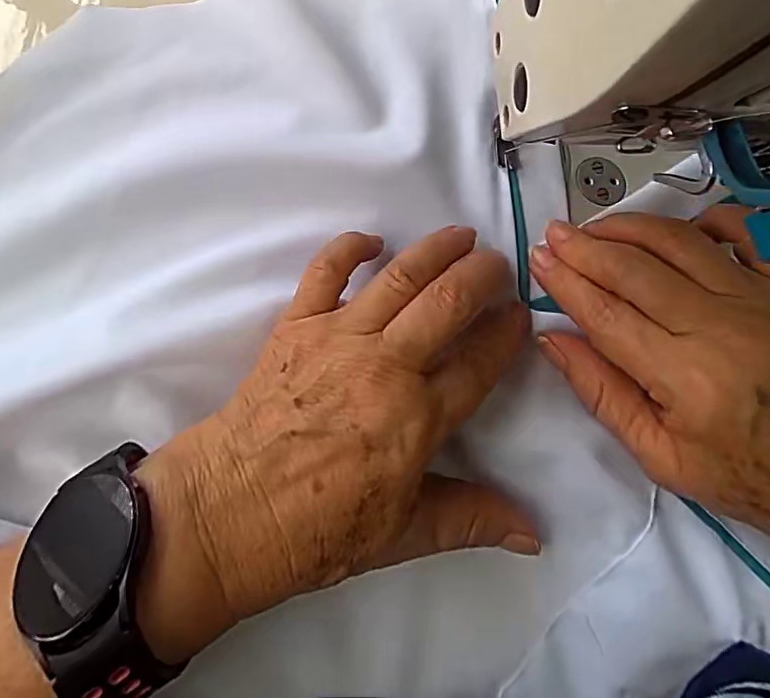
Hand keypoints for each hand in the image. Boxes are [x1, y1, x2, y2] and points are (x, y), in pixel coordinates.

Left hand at [133, 226, 538, 661]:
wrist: (237, 503)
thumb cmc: (320, 526)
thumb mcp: (403, 534)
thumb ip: (469, 519)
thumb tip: (532, 533)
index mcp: (419, 417)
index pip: (479, 363)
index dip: (505, 334)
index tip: (520, 313)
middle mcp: (385, 365)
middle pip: (446, 305)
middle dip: (480, 276)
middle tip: (499, 264)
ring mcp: (338, 338)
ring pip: (397, 279)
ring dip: (433, 251)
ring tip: (460, 235)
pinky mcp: (296, 324)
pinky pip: (324, 273)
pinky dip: (347, 248)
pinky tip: (370, 240)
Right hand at [528, 205, 769, 619]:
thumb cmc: (760, 482)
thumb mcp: (663, 459)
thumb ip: (601, 393)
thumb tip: (552, 338)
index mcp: (687, 378)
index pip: (604, 313)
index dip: (564, 281)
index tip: (536, 258)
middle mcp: (723, 330)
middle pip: (633, 269)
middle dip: (583, 246)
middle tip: (553, 232)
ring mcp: (763, 304)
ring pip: (680, 242)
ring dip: (630, 226)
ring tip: (596, 226)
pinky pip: (752, 235)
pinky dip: (712, 218)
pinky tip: (681, 226)